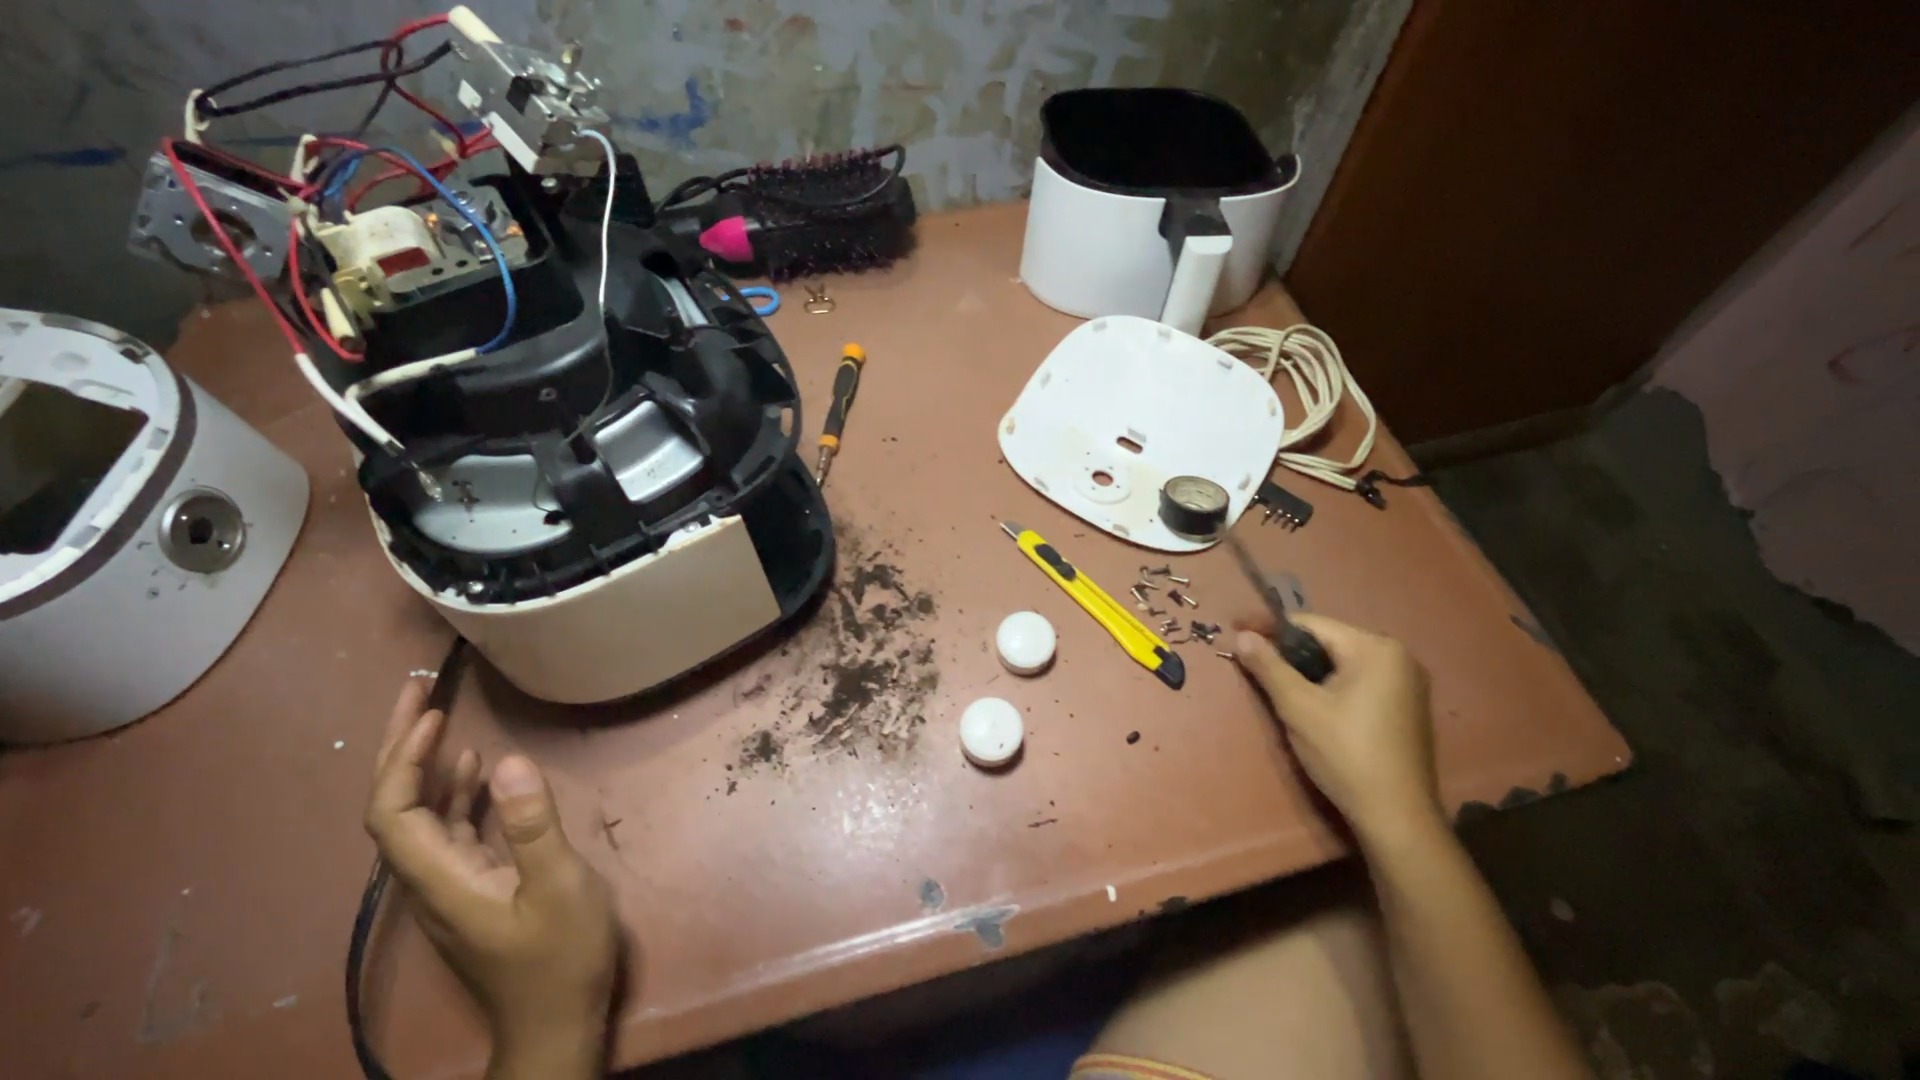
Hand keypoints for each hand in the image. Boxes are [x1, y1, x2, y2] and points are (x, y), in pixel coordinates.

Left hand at [363, 681, 617, 1078]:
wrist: (554, 1023)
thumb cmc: (560, 958)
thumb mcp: (559, 889)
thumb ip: (533, 826)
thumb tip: (508, 759)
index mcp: (439, 879)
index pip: (392, 812)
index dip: (403, 759)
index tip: (431, 713)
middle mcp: (429, 878)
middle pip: (393, 807)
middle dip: (400, 748)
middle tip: (417, 693)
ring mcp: (449, 884)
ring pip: (420, 816)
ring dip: (426, 766)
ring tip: (443, 718)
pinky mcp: (472, 887)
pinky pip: (449, 830)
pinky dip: (456, 792)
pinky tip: (477, 769)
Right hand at [1234, 616, 1441, 843]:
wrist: (1396, 815)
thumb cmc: (1345, 754)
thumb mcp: (1298, 707)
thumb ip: (1269, 666)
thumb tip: (1243, 635)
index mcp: (1376, 648)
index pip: (1312, 624)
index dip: (1270, 627)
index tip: (1235, 629)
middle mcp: (1398, 656)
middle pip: (1328, 641)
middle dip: (1288, 650)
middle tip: (1252, 660)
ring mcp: (1407, 683)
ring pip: (1342, 663)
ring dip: (1307, 669)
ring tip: (1274, 682)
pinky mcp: (1406, 707)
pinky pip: (1359, 681)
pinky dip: (1330, 685)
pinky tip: (1310, 703)